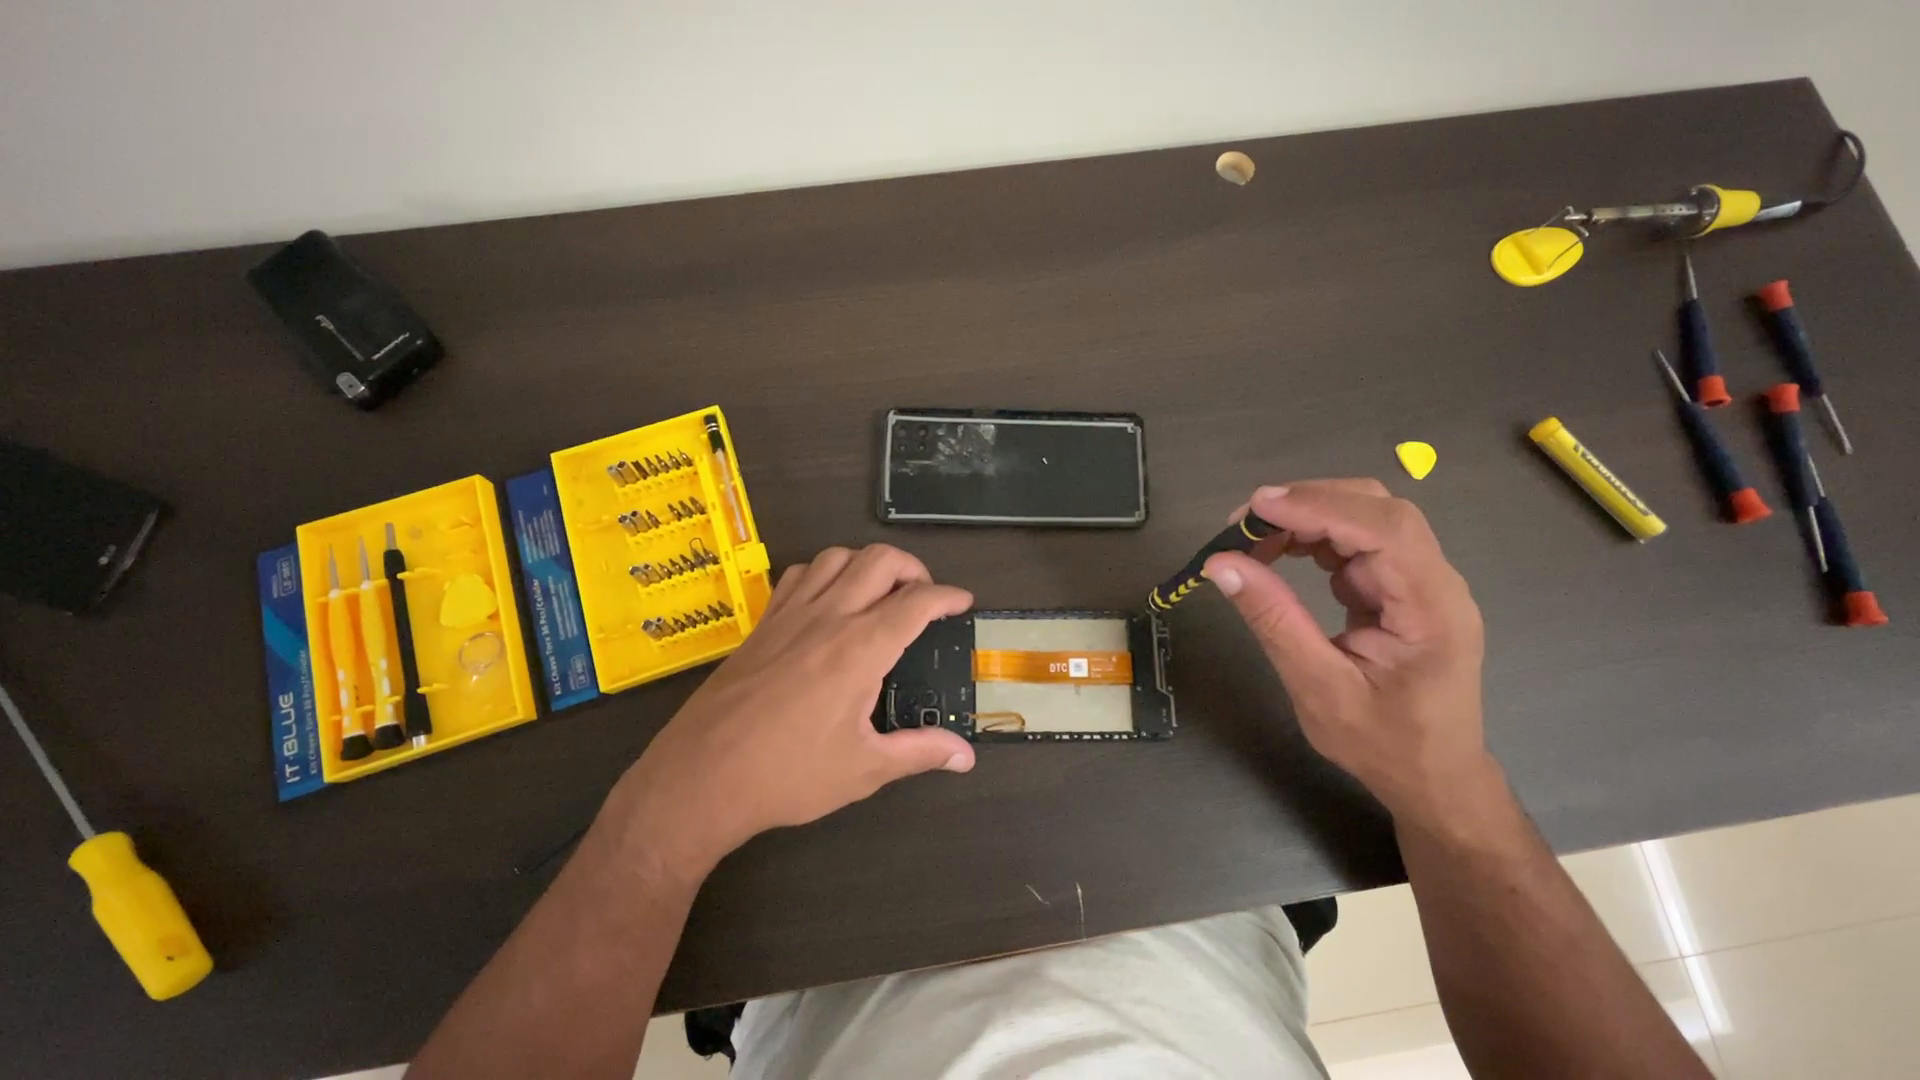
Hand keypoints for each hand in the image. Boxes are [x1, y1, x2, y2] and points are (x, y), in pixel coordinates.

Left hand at [606, 544, 976, 878]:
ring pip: (836, 557)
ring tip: (880, 592)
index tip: (964, 602)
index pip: (917, 602)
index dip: (948, 596)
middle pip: (879, 560)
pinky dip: (823, 573)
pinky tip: (827, 600)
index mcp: (861, 648)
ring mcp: (789, 615)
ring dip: (867, 563)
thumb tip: (966, 756)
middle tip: (925, 597)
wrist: (702, 776)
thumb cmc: (789, 775)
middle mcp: (828, 617)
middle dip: (913, 568)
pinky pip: (797, 575)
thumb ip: (920, 752)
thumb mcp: (865, 770)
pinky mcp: (762, 624)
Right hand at [1202, 480, 1492, 823]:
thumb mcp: (1318, 689)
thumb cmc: (1383, 745)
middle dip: (1310, 504)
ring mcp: (1422, 583)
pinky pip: (1360, 545)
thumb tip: (1221, 565)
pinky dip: (1316, 540)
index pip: (1386, 531)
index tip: (1256, 509)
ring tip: (1251, 540)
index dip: (1320, 507)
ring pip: (1367, 521)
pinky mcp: (1402, 590)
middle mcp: (1437, 583)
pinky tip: (1282, 555)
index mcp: (1432, 609)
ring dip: (1308, 519)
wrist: (1433, 779)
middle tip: (1243, 524)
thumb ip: (1274, 621)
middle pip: (1380, 512)